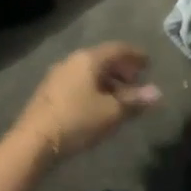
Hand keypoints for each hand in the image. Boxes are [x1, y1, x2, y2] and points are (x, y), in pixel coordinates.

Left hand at [11, 43, 161, 160]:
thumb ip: (135, 101)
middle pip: (103, 59)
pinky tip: (98, 105)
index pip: (118, 49)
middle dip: (122, 70)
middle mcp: (72, 61)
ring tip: (120, 98)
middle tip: (137, 82)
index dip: (135, 55)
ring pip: (89, 72)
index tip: (149, 63)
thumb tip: (157, 93)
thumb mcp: (112, 112)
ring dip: (108, 82)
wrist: (33, 141)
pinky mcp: (48, 92)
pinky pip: (78, 83)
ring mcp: (57, 76)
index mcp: (88, 59)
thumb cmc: (77, 120)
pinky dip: (94, 89)